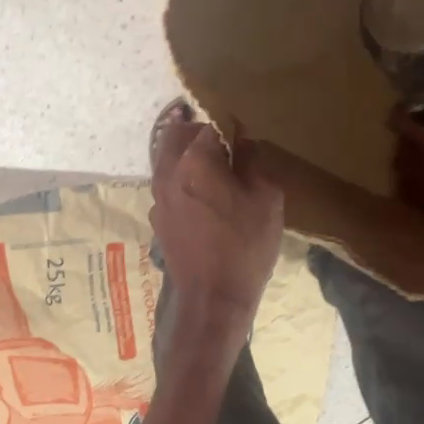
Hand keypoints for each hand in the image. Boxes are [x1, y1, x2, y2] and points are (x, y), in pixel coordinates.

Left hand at [150, 115, 284, 369]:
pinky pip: (167, 184)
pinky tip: (203, 197)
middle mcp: (168, 172)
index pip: (211, 124)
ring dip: (187, 154)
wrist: (213, 299)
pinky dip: (181, 179)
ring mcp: (158, 196)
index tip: (246, 138)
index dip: (230, 127)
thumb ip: (253, 161)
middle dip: (200, 132)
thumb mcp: (266, 200)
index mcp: (195, 161)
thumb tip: (243, 140)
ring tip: (214, 168)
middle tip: (225, 145)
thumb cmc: (245, 248)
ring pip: (167, 157)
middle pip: (177, 133)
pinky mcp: (157, 218)